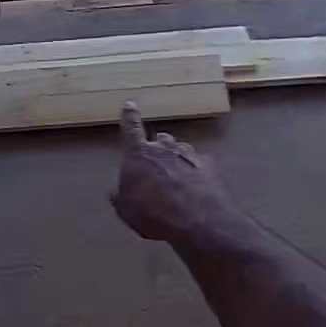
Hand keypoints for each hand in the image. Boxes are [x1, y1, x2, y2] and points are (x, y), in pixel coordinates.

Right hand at [111, 102, 243, 243]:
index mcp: (139, 155)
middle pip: (160, 141)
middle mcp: (164, 148)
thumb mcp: (126, 209)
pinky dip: (195, 173)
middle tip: (156, 169)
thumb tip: (117, 191)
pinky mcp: (209, 167)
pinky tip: (195, 190)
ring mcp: (189, 155)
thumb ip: (121, 195)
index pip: (131, 129)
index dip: (129, 116)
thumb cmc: (154, 214)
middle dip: (157, 149)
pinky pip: (198, 165)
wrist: (197, 222)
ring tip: (176, 183)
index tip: (130, 104)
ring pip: (180, 151)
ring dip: (176, 161)